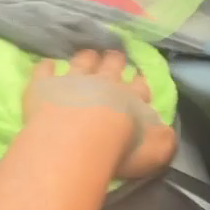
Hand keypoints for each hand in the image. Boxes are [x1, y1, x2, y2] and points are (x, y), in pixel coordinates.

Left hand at [23, 49, 175, 179]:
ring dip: (86, 57)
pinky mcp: (44, 86)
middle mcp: (103, 83)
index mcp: (131, 98)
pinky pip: (45, 70)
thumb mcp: (154, 153)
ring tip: (88, 56)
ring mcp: (72, 81)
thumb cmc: (118, 151)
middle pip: (112, 64)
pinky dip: (48, 66)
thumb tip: (165, 132)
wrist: (75, 143)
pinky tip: (48, 64)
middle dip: (115, 61)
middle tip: (114, 58)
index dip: (138, 83)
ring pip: (82, 61)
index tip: (137, 80)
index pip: (139, 86)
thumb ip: (163, 142)